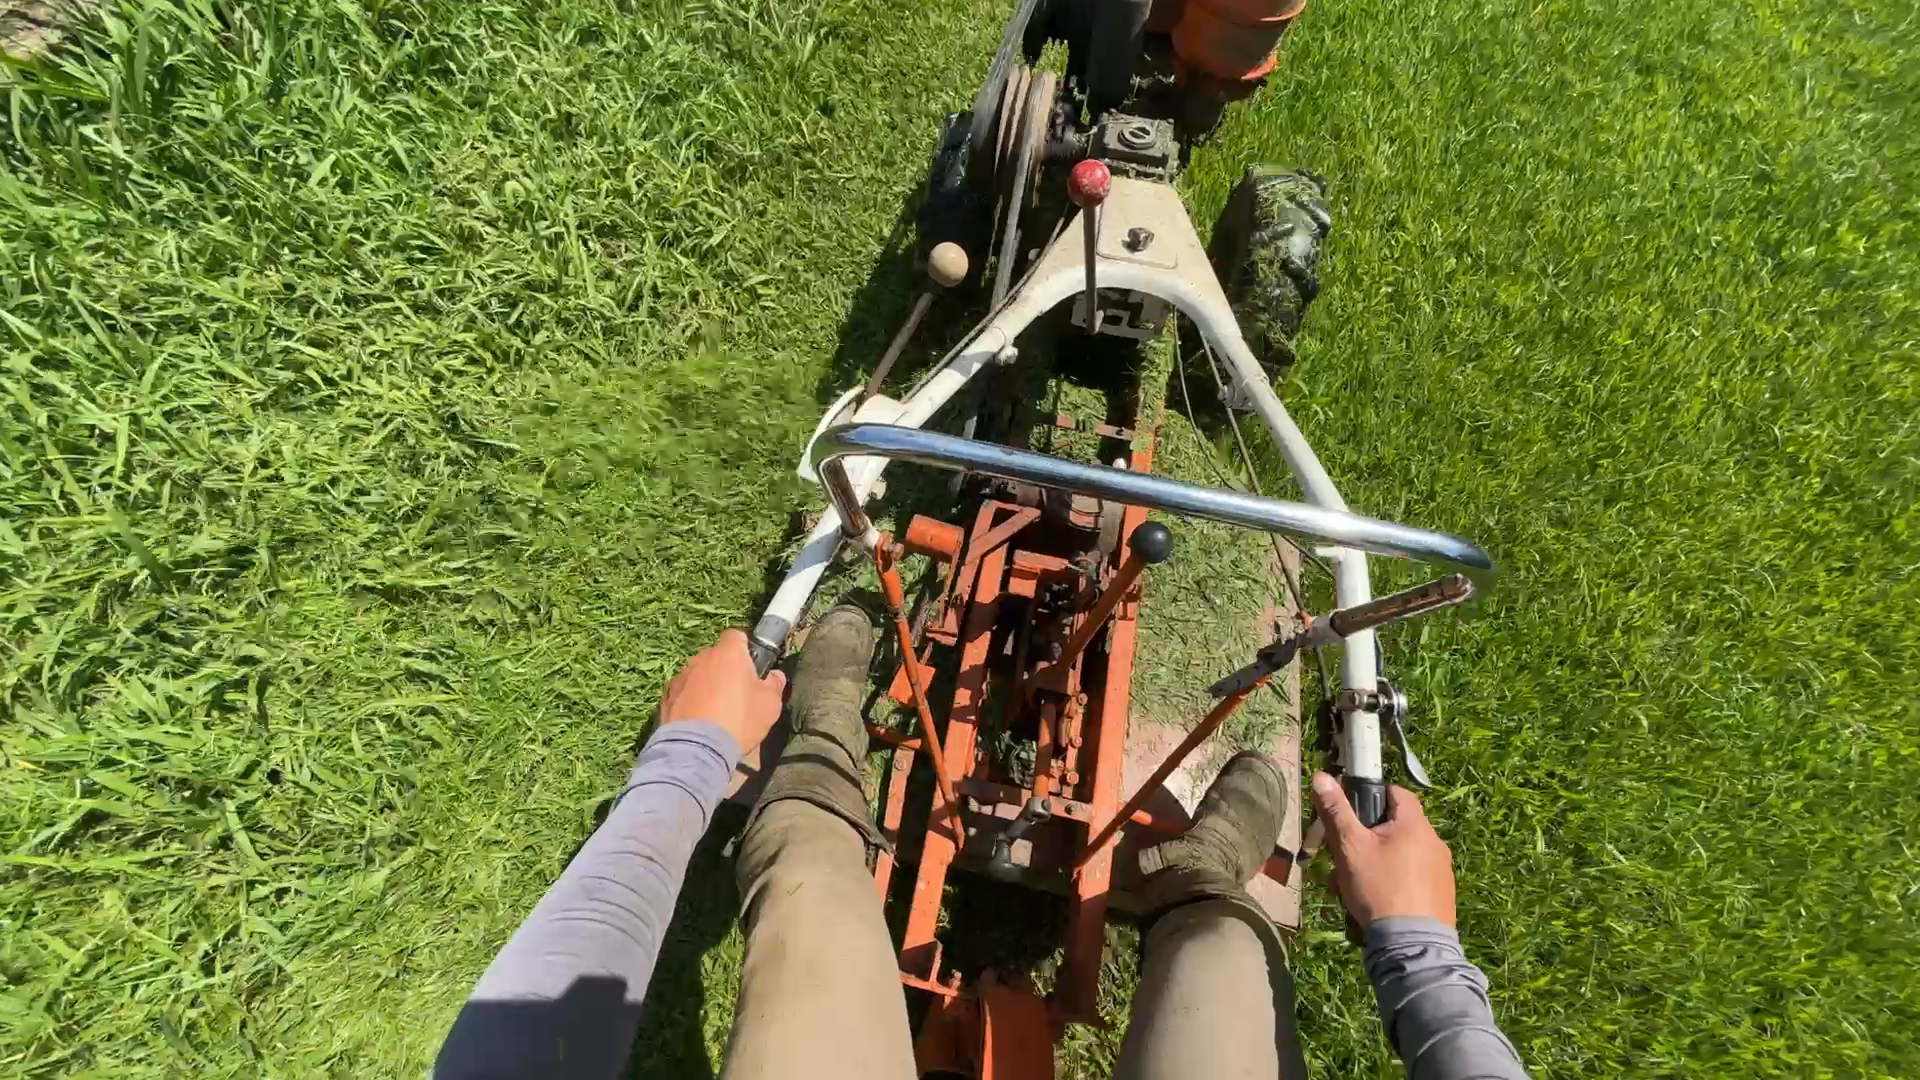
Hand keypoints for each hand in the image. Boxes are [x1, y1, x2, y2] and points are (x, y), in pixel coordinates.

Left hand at [658, 629, 787, 752]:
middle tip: (738, 691)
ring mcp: (681, 677)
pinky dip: (691, 700)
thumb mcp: (770, 704)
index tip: (752, 665)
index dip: (745, 647)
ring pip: (699, 673)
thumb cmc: (740, 720)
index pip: (736, 635)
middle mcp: (702, 659)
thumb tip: (775, 676)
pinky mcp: (667, 697)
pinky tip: (699, 720)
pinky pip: (684, 692)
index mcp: (729, 654)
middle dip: (726, 668)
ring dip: (707, 684)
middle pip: (716, 655)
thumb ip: (774, 684)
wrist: (697, 750)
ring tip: (716, 709)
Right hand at [1310, 772, 1455, 927]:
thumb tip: (1321, 776)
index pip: (1396, 792)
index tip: (1350, 809)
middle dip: (1364, 835)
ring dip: (1374, 859)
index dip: (1371, 794)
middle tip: (1343, 851)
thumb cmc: (1379, 887)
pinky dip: (1390, 878)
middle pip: (1394, 824)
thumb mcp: (1349, 845)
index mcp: (1415, 826)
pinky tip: (1373, 897)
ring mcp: (1441, 871)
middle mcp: (1434, 843)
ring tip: (1351, 881)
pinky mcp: (1441, 894)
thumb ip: (1336, 810)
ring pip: (1399, 852)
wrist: (1412, 947)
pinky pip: (1411, 874)